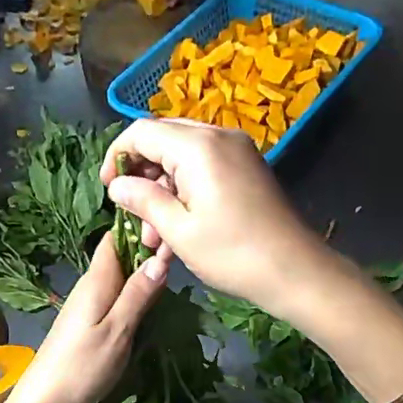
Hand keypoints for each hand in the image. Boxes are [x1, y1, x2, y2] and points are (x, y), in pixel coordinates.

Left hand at [0, 231, 168, 402]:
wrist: (45, 400)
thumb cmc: (82, 366)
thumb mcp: (117, 330)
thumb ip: (138, 295)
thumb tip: (161, 258)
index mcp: (96, 280)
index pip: (115, 237)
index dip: (140, 227)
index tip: (170, 227)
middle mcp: (89, 285)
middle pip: (119, 255)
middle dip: (147, 250)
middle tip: (182, 254)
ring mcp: (86, 304)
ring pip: (118, 277)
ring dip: (142, 274)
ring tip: (173, 276)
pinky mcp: (86, 322)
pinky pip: (113, 296)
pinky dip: (132, 294)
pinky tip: (149, 304)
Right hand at [102, 119, 333, 315]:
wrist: (294, 270)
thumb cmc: (233, 253)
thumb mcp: (179, 230)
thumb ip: (144, 200)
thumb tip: (117, 185)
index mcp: (198, 146)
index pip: (142, 132)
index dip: (118, 156)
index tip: (108, 189)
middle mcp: (218, 137)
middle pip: (163, 140)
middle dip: (141, 175)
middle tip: (130, 213)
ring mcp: (236, 151)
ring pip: (182, 158)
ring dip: (162, 191)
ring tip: (153, 237)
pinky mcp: (246, 168)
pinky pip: (204, 169)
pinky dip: (184, 192)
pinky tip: (176, 229)